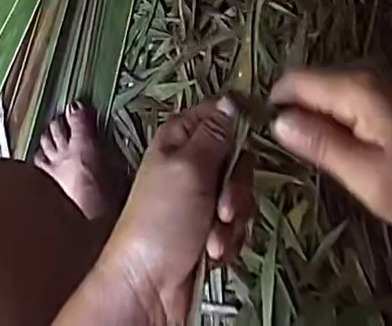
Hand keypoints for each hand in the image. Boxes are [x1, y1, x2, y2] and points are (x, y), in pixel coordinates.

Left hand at [95, 98, 255, 322]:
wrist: (148, 290)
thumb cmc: (163, 219)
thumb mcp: (189, 168)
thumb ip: (215, 134)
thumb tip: (231, 99)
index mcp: (180, 137)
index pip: (218, 114)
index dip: (235, 127)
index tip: (243, 147)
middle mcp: (191, 161)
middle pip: (237, 156)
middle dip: (237, 187)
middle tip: (223, 208)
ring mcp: (201, 196)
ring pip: (240, 192)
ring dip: (234, 219)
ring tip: (214, 239)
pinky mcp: (210, 228)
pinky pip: (237, 222)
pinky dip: (230, 239)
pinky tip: (215, 253)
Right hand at [269, 67, 391, 246]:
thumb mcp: (364, 176)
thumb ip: (320, 144)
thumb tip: (278, 121)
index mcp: (357, 88)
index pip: (298, 80)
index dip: (276, 102)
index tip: (265, 131)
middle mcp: (367, 74)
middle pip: (312, 81)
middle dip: (296, 108)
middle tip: (291, 149)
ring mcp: (381, 82)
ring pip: (329, 89)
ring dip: (316, 114)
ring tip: (315, 152)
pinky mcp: (391, 95)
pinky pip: (347, 97)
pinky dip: (336, 116)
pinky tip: (343, 146)